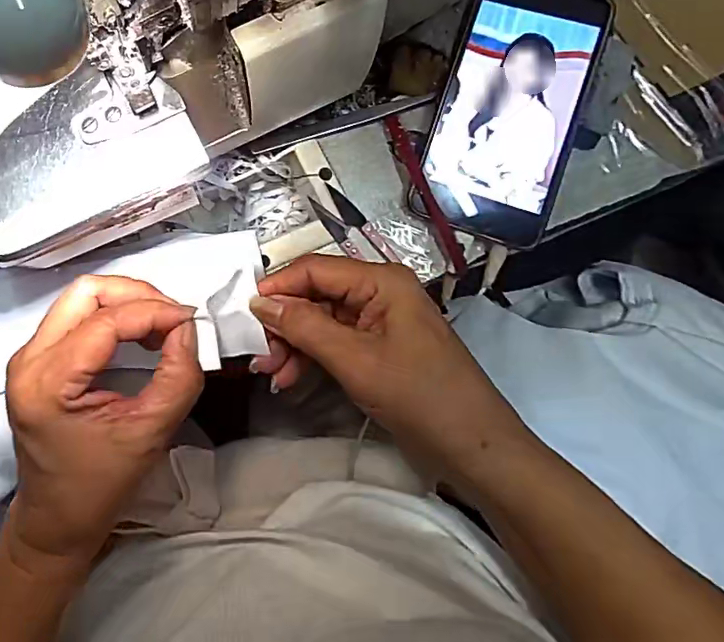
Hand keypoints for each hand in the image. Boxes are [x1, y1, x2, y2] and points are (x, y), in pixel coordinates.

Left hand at [3, 275, 203, 574]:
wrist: (55, 523)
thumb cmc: (99, 487)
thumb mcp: (149, 434)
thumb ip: (176, 376)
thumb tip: (188, 328)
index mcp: (46, 381)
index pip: (105, 321)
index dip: (152, 312)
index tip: (189, 320)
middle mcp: (29, 358)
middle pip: (86, 292)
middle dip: (136, 295)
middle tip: (173, 318)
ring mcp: (28, 355)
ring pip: (81, 298)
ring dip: (125, 302)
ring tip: (160, 326)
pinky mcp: (37, 358)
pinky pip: (77, 315)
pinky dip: (113, 314)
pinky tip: (139, 333)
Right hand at [249, 255, 528, 473]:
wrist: (479, 453)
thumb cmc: (422, 398)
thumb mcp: (356, 361)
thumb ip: (304, 327)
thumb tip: (259, 302)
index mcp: (381, 280)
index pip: (315, 269)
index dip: (278, 287)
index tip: (244, 313)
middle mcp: (379, 291)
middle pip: (315, 295)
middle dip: (284, 324)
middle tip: (257, 354)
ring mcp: (379, 321)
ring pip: (321, 320)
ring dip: (293, 344)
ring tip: (270, 373)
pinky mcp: (378, 348)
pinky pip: (334, 342)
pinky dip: (311, 358)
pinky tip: (291, 378)